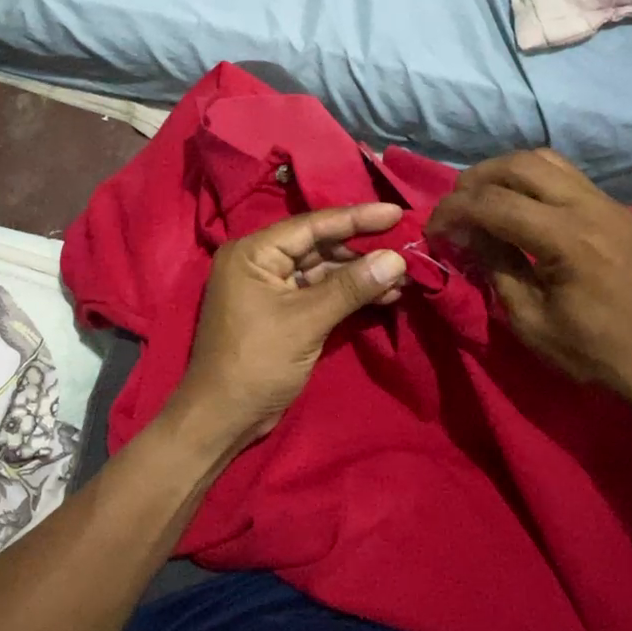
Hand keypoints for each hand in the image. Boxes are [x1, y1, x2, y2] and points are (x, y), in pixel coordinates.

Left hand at [166, 203, 408, 454]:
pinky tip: (385, 296)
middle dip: (362, 250)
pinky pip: (319, 293)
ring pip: (322, 271)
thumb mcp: (306, 322)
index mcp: (252, 253)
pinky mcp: (282, 313)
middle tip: (408, 248)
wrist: (223, 417)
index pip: (310, 226)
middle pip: (318, 246)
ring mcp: (270, 289)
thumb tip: (397, 259)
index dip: (356, 218)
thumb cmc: (256, 362)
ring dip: (361, 275)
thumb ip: (350, 287)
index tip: (397, 212)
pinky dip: (349, 295)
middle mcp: (259, 263)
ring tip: (406, 278)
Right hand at [428, 149, 631, 414]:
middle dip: (475, 181)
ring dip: (504, 173)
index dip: (453, 210)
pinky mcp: (618, 211)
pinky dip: (532, 180)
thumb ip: (494, 265)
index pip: (494, 203)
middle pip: (519, 165)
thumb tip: (464, 233)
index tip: (431, 229)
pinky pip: (566, 176)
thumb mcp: (528, 319)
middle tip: (454, 209)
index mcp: (569, 240)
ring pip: (545, 160)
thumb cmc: (592, 354)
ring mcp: (609, 204)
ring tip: (481, 201)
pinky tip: (518, 207)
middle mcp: (591, 208)